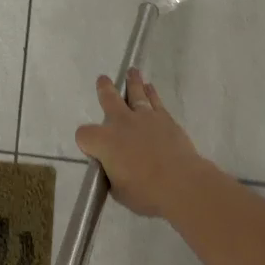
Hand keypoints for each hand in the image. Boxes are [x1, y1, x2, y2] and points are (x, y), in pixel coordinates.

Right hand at [74, 68, 217, 217]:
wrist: (181, 183)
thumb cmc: (146, 192)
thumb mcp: (119, 191)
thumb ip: (112, 175)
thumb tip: (114, 169)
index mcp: (104, 142)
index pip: (83, 135)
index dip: (85, 142)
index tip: (92, 151)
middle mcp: (121, 123)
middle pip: (108, 99)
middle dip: (104, 90)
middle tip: (103, 80)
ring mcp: (143, 117)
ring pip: (135, 93)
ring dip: (132, 82)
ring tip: (131, 72)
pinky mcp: (164, 118)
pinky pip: (154, 100)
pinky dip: (150, 93)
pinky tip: (150, 87)